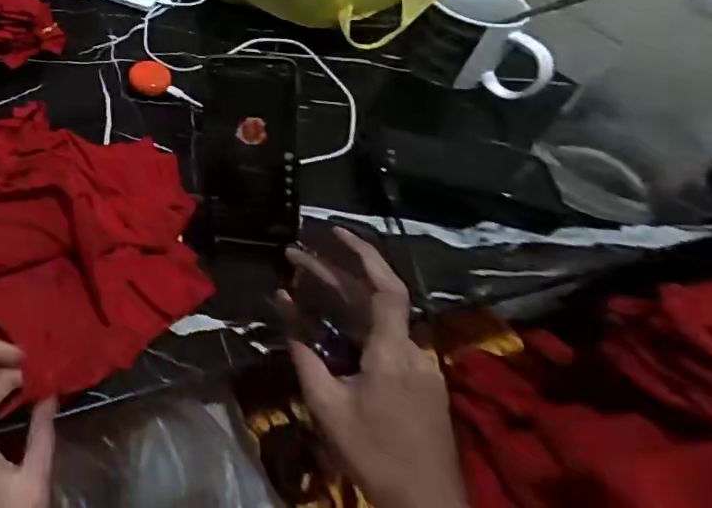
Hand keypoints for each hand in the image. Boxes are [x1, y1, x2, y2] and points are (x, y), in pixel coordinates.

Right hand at [281, 228, 467, 507]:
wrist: (426, 506)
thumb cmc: (373, 454)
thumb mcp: (327, 405)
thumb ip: (304, 353)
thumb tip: (285, 305)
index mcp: (393, 353)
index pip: (386, 287)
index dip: (364, 253)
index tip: (334, 231)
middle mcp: (413, 351)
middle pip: (374, 297)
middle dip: (333, 272)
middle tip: (293, 257)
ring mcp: (423, 366)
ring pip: (380, 318)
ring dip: (344, 298)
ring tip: (307, 284)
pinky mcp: (424, 382)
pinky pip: (388, 338)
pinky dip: (359, 321)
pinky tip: (334, 323)